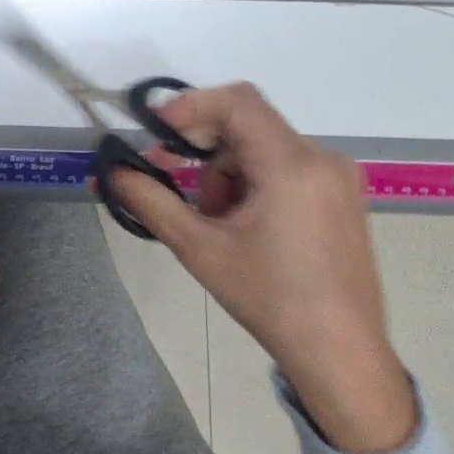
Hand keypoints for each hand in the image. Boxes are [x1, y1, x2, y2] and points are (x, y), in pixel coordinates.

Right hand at [107, 83, 417, 453]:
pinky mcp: (341, 197)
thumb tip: (112, 173)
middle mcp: (322, 159)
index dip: (190, 106)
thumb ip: (151, 201)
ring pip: (262, 149)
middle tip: (168, 179)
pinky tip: (241, 225)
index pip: (237, 101)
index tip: (155, 134)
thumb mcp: (199, 247)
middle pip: (246, 126)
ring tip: (212, 222)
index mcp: (292, 165)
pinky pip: (285, 167)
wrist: (340, 352)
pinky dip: (251, 183)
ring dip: (225, 172)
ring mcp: (337, 178)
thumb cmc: (268, 298)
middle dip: (201, 150)